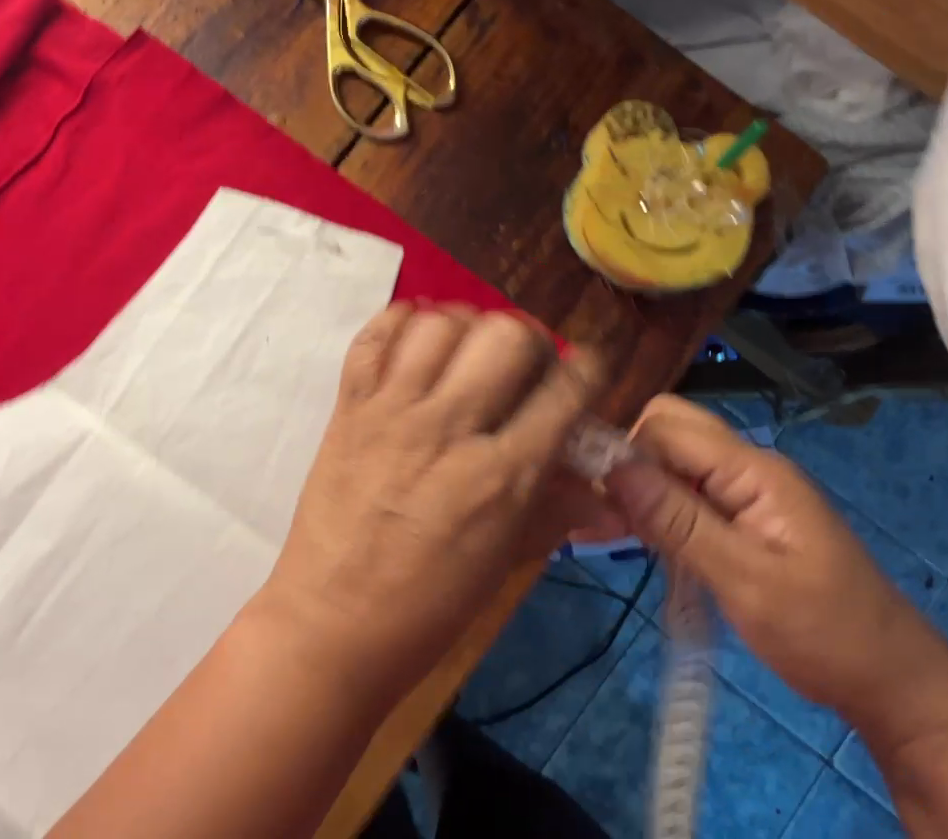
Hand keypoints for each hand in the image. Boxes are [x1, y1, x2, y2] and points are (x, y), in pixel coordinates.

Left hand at [259, 303, 605, 701]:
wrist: (333, 623)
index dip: (588, 367)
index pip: (565, 389)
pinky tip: (416, 341)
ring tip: (467, 353)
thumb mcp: (506, 561)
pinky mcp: (348, 408)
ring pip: (441, 324)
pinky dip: (399, 323)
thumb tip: (614, 494)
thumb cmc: (429, 606)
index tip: (585, 369)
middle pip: (507, 336)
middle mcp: (450, 428)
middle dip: (530, 342)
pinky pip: (374, 337)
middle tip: (523, 368)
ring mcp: (392, 412)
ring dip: (467, 328)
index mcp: (503, 474)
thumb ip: (559, 511)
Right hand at [603, 396, 947, 724]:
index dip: (620, 448)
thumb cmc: (823, 633)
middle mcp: (745, 469)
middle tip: (588, 510)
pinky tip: (621, 538)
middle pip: (666, 434)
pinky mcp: (739, 522)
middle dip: (620, 461)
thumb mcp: (746, 581)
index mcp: (753, 471)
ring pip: (669, 465)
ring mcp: (743, 494)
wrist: (892, 683)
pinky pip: (683, 497)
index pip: (667, 426)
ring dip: (630, 489)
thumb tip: (612, 465)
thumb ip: (678, 520)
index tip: (583, 490)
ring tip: (589, 528)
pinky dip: (650, 512)